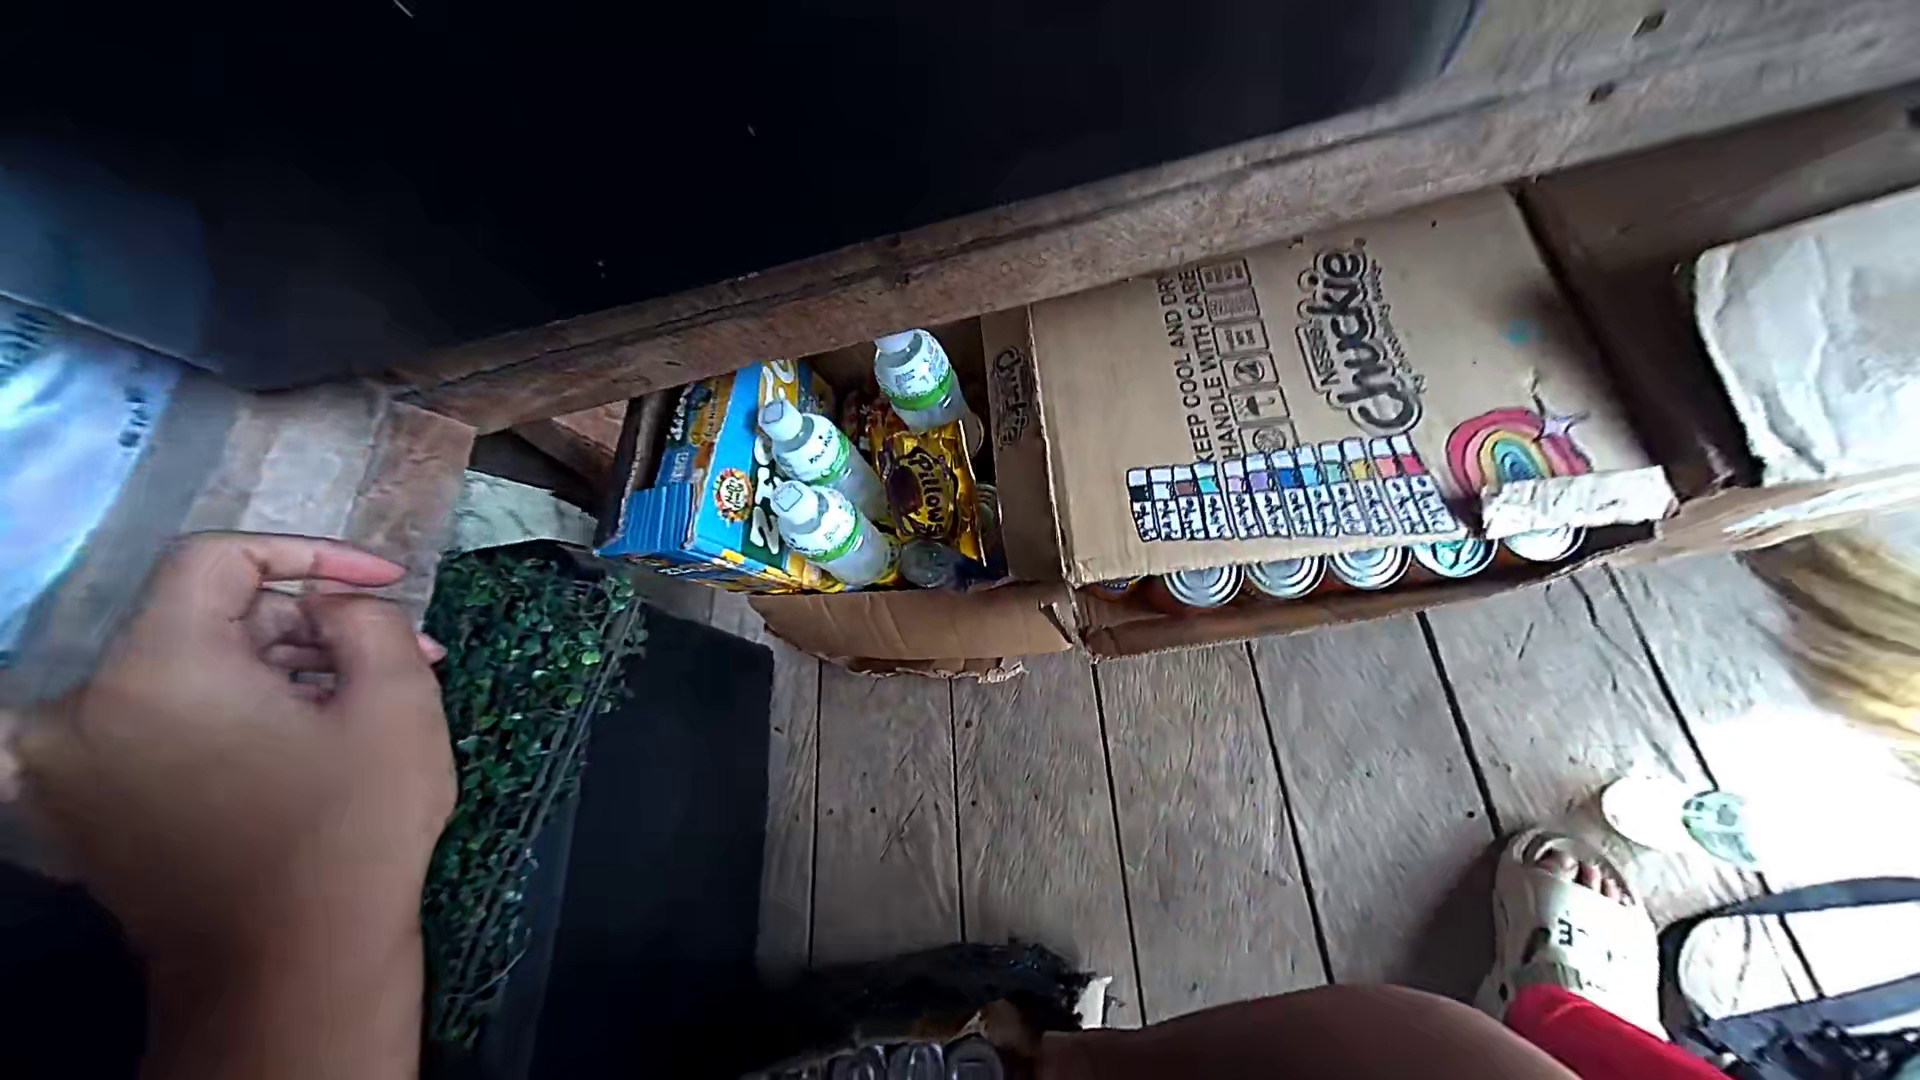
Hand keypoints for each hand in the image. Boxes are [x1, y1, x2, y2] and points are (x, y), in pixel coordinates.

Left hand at [15, 532, 453, 1078]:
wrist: (292, 955)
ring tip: (377, 697)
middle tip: (408, 655)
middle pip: (214, 620)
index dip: (314, 554)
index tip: (387, 581)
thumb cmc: (356, 816)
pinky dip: (253, 707)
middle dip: (321, 626)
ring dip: (296, 668)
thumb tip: (337, 600)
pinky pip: (176, 717)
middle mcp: (80, 711)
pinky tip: (322, 734)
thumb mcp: (398, 699)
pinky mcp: (85, 804)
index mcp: (154, 673)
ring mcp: (70, 765)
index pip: (217, 560)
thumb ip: (369, 620)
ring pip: (200, 670)